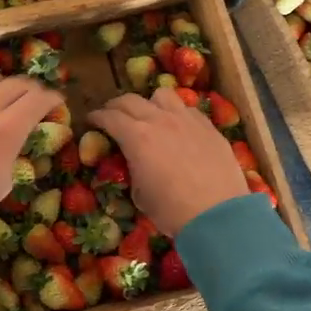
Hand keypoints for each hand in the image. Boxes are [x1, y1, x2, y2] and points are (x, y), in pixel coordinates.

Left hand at [0, 70, 63, 231]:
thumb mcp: (2, 184)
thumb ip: (12, 154)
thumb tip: (14, 142)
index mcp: (7, 129)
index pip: (39, 100)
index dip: (52, 99)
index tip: (56, 103)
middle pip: (17, 84)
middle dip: (30, 92)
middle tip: (31, 102)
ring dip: (0, 86)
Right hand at [89, 87, 246, 236]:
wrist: (218, 215)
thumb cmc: (172, 210)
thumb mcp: (140, 194)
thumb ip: (133, 169)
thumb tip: (135, 162)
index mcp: (136, 137)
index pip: (109, 117)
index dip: (96, 117)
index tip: (91, 120)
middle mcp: (159, 120)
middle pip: (130, 100)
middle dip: (116, 106)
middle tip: (112, 115)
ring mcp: (186, 120)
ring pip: (161, 95)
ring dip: (149, 103)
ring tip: (149, 115)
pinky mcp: (208, 126)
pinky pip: (187, 109)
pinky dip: (176, 114)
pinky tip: (178, 128)